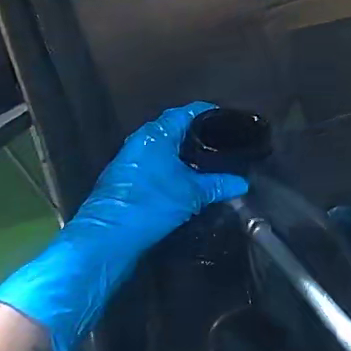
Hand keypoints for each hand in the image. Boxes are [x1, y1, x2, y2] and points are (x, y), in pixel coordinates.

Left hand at [0, 103, 248, 350]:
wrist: (107, 238)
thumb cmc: (151, 204)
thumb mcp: (191, 194)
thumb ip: (218, 185)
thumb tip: (243, 183)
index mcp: (156, 134)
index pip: (186, 113)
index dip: (208, 113)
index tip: (228, 119)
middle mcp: (140, 141)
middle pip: (174, 130)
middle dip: (198, 136)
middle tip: (223, 143)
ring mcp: (129, 160)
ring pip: (163, 150)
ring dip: (183, 155)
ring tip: (210, 163)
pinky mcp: (125, 180)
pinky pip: (155, 165)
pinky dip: (172, 169)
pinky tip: (187, 181)